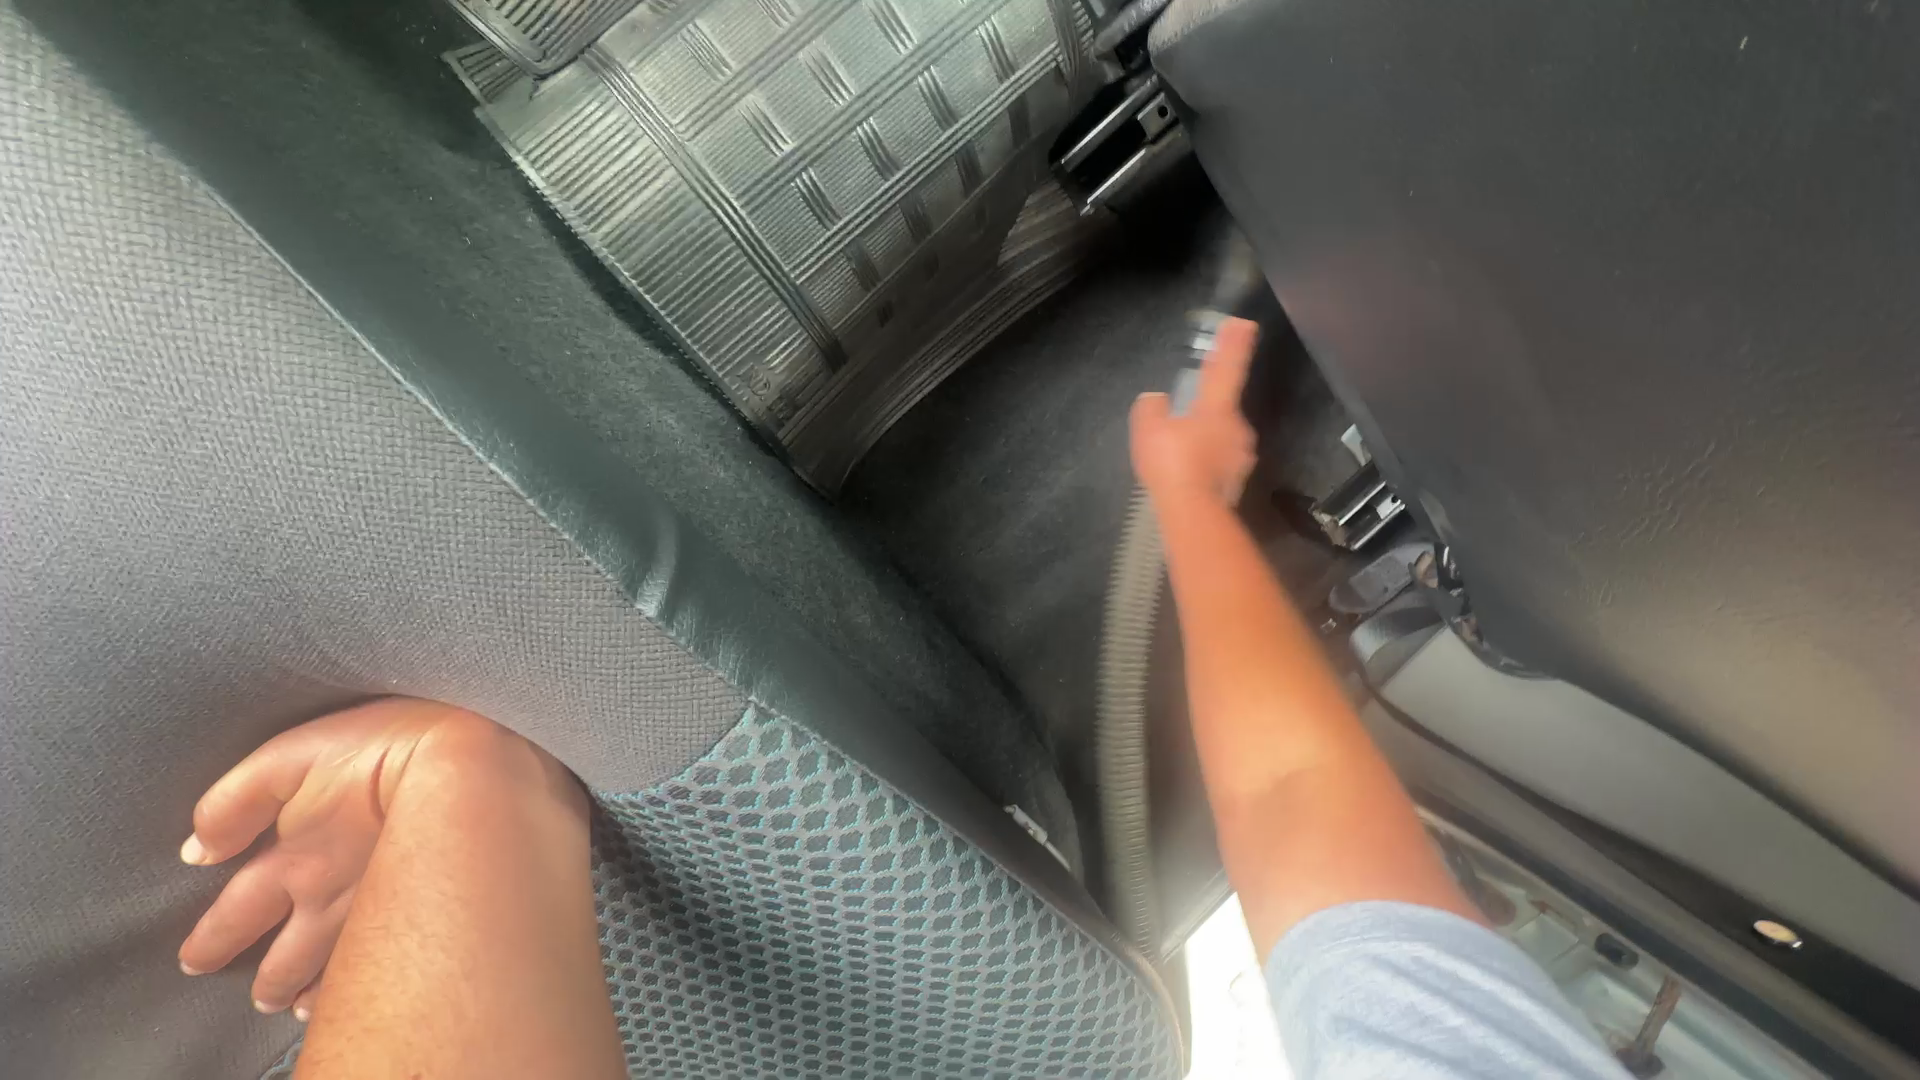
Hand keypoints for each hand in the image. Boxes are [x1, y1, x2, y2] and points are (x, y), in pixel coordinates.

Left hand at [176, 699, 509, 1019]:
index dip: (214, 939)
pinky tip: (364, 988)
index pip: (236, 916)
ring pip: (336, 966)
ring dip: (313, 986)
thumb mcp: (295, 754)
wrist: (468, 757)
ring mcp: (379, 903)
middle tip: (260, 994)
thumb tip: (199, 851)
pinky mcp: (423, 899)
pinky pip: (386, 957)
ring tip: (301, 1001)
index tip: (200, 958)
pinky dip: (365, 979)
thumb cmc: (385, 745)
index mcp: (292, 862)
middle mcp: (329, 896)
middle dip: (268, 979)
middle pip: (285, 956)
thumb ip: (236, 801)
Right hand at [1129, 316, 1258, 505]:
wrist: (1193, 512)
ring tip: (1182, 456)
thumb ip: (1151, 409)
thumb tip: (1156, 400)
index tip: (1243, 324)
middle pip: (1222, 411)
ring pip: (1222, 440)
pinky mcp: (1237, 483)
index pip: (1226, 369)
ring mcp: (1241, 457)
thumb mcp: (1148, 430)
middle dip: (1207, 413)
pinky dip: (1205, 466)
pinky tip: (1188, 476)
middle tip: (1185, 422)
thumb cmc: (1172, 463)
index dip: (1232, 345)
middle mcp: (1237, 428)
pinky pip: (1219, 465)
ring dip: (1206, 442)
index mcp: (1218, 409)